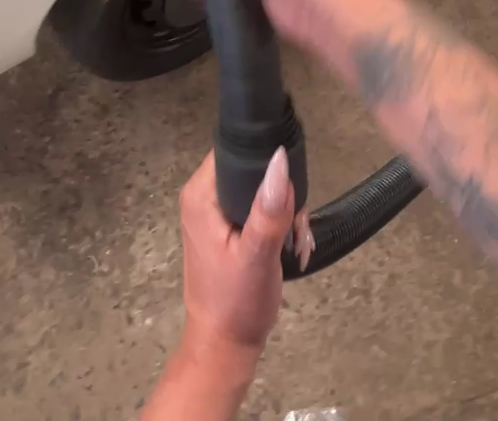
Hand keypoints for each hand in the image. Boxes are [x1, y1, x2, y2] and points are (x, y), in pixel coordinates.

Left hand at [177, 148, 293, 353]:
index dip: (264, 160)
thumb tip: (281, 158)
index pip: (233, 150)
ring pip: (258, 189)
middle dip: (280, 191)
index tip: (289, 186)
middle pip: (249, 169)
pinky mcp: (227, 228)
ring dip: (283, 210)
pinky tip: (291, 243)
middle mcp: (203, 197)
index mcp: (200, 194)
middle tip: (296, 223)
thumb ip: (269, 207)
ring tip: (296, 237)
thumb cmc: (237, 301)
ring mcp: (214, 213)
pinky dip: (276, 222)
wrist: (226, 346)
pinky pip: (256, 208)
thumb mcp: (257, 254)